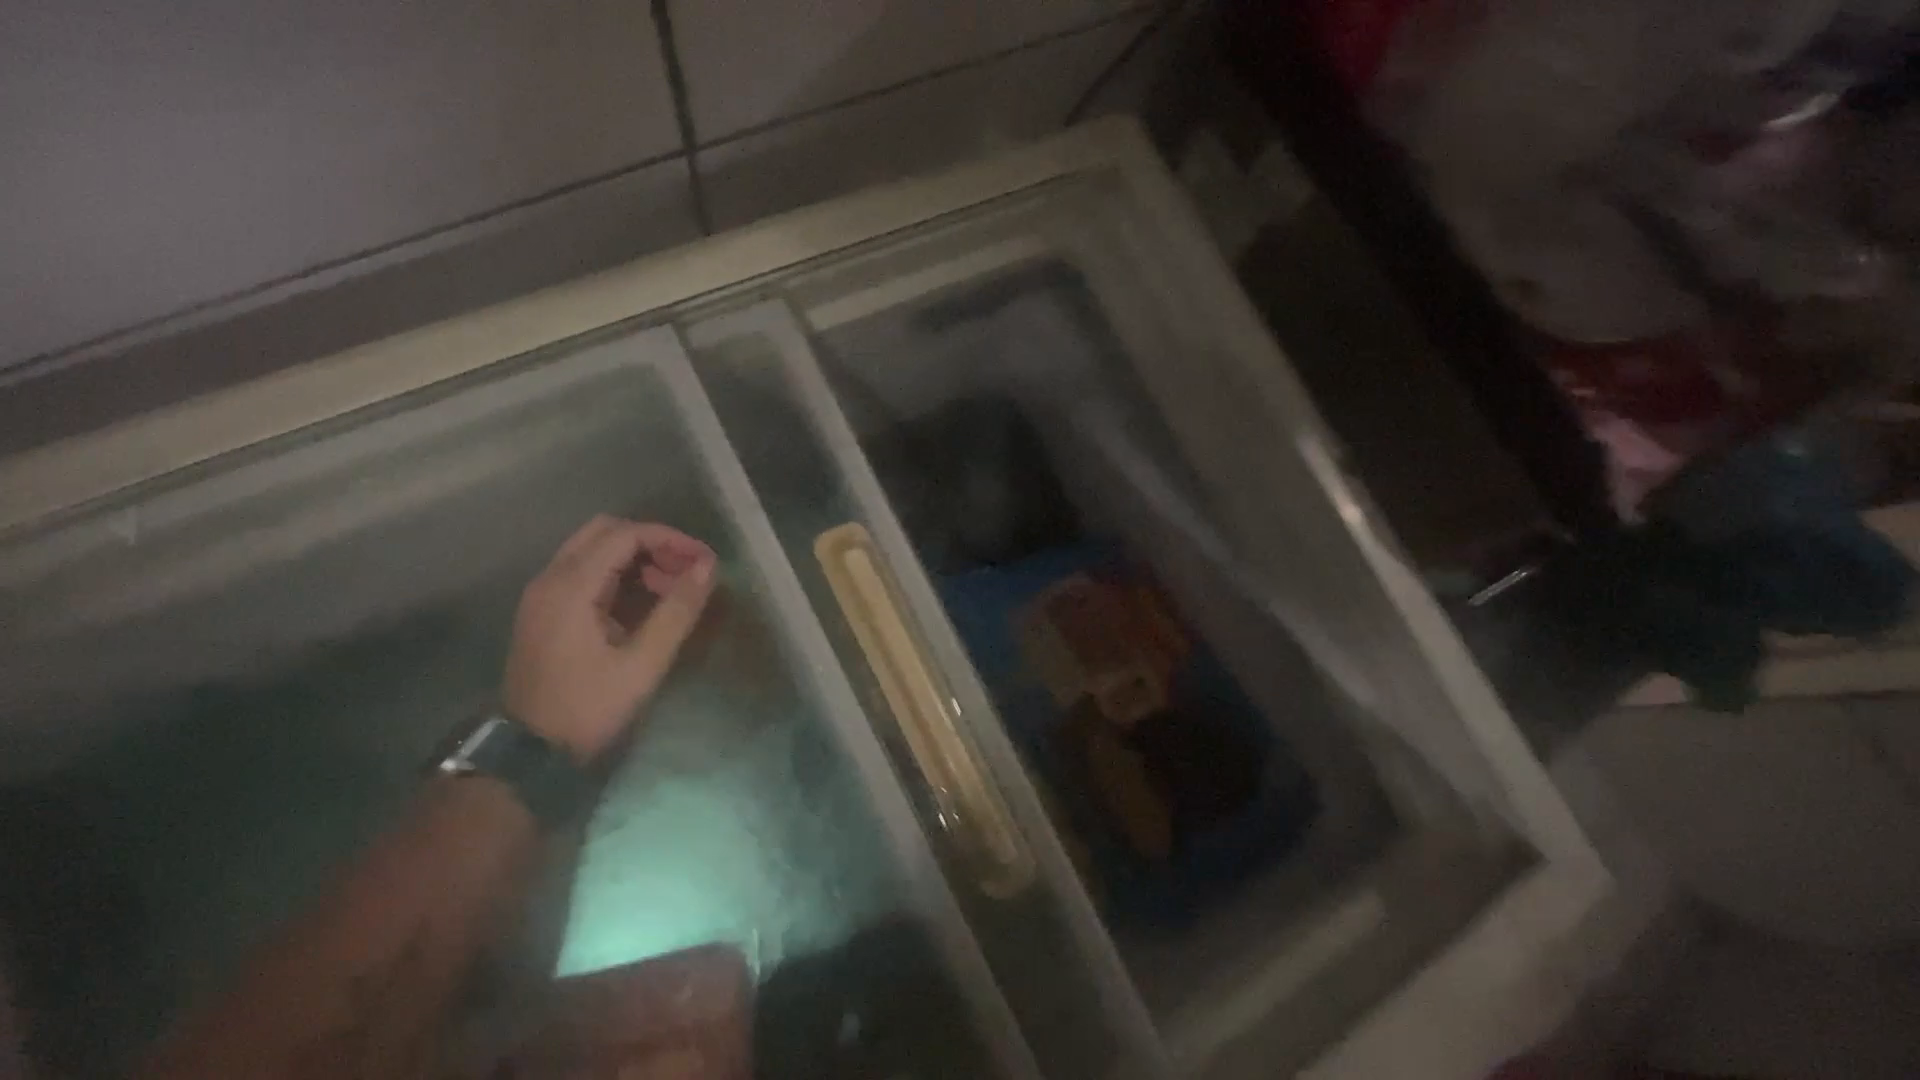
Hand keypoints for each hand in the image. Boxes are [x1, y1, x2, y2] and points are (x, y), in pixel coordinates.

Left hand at [502, 516, 716, 763]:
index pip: (625, 535)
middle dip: (653, 544)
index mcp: (570, 586)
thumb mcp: (642, 664)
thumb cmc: (587, 709)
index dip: (671, 540)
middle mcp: (550, 578)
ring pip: (594, 550)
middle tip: (687, 572)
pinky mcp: (545, 612)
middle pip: (606, 532)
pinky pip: (585, 573)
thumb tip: (708, 567)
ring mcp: (543, 595)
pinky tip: (644, 604)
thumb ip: (676, 611)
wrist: (529, 753)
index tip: (706, 561)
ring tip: (672, 590)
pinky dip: (618, 575)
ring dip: (636, 559)